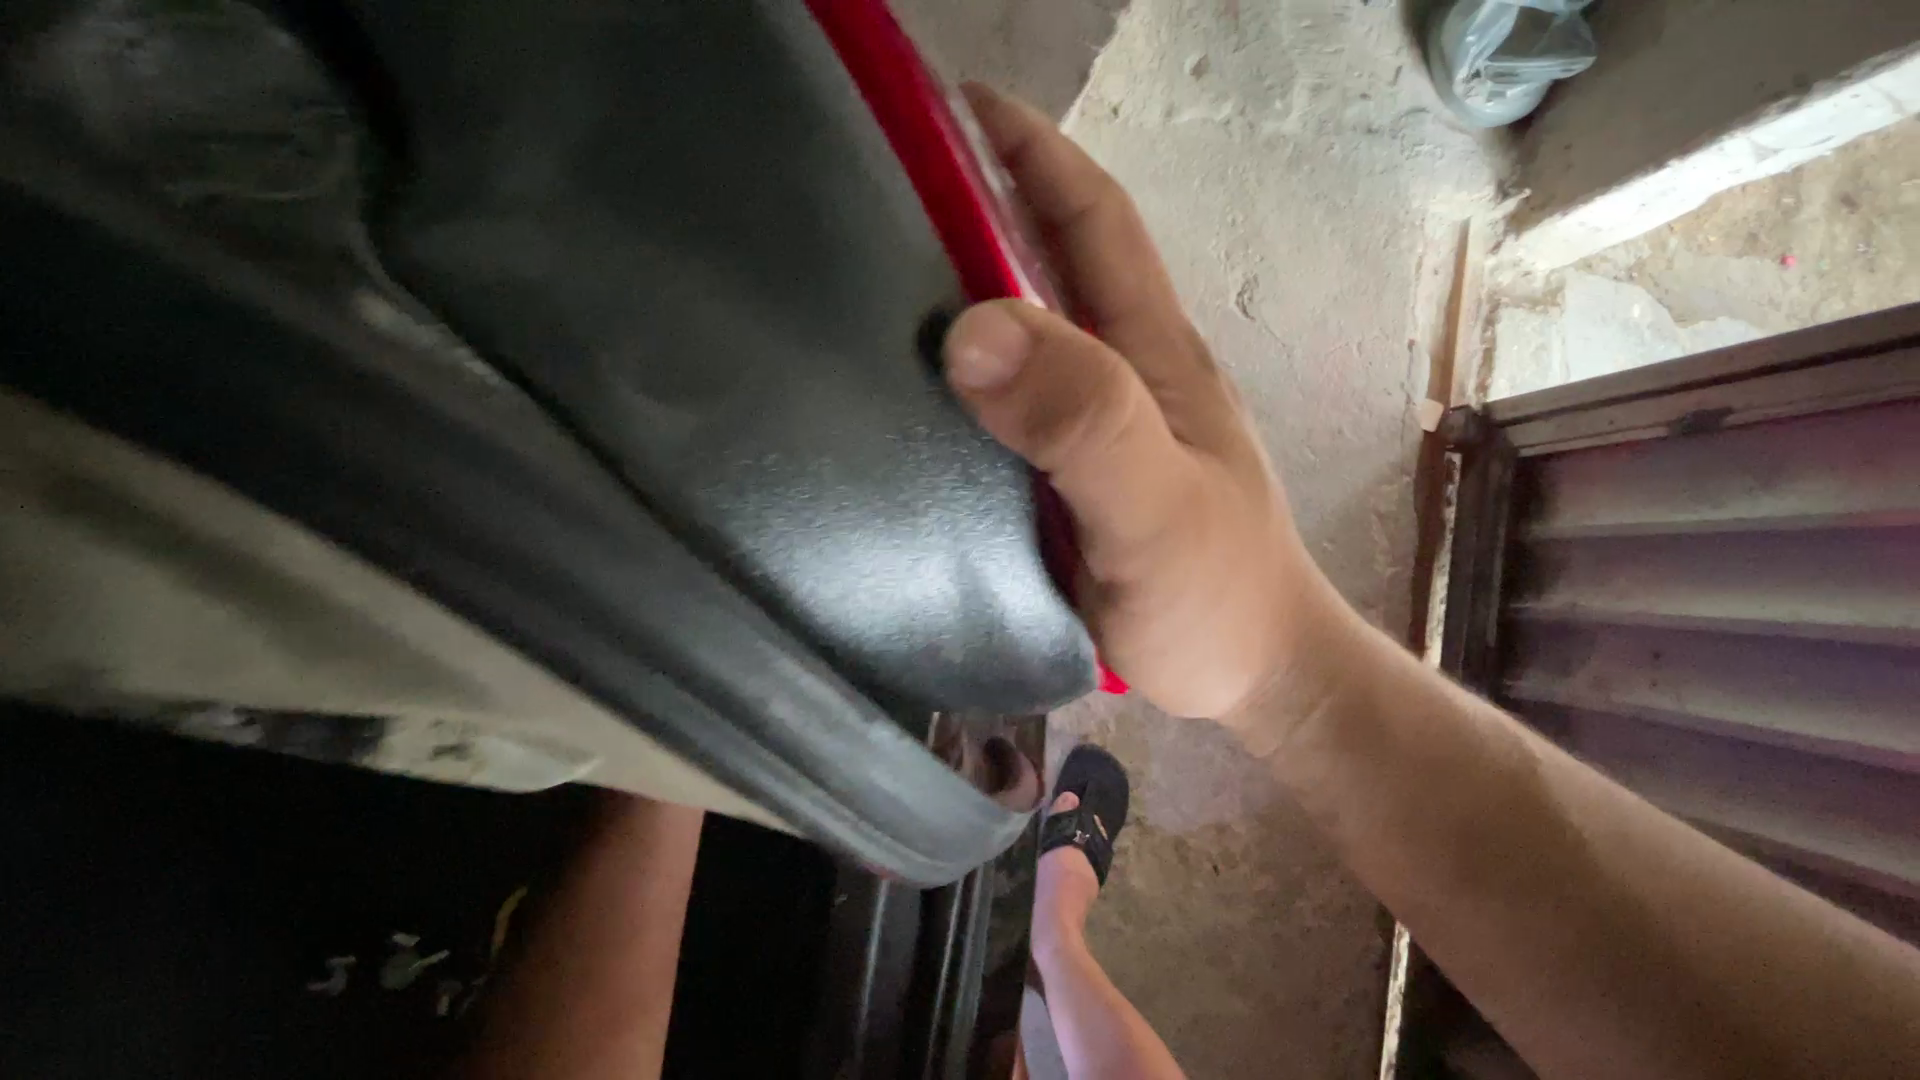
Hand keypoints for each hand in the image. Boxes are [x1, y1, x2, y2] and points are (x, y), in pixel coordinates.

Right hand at [944, 84, 1351, 729]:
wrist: (1255, 679)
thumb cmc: (1215, 597)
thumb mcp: (1153, 506)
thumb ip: (1081, 421)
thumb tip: (972, 330)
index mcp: (1151, 355)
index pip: (1092, 221)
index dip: (1030, 152)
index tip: (950, 106)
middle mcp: (1126, 374)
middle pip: (1050, 265)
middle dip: (977, 209)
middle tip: (880, 193)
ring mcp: (1102, 428)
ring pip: (1028, 336)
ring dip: (965, 293)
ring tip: (874, 282)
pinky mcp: (1076, 478)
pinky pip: (1014, 406)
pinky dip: (967, 382)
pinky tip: (915, 394)